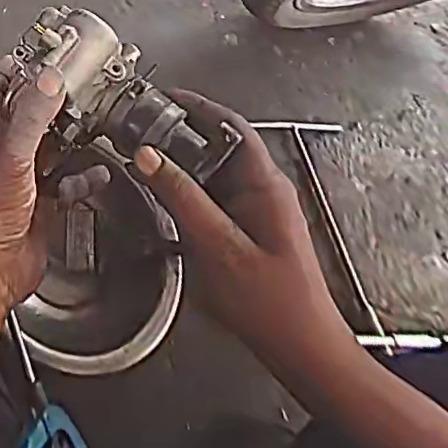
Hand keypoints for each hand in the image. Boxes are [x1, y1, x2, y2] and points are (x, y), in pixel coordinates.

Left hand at [0, 58, 111, 307]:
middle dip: (55, 105)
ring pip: (52, 150)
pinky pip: (67, 184)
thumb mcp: (15, 155)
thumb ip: (33, 116)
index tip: (38, 56)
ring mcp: (25, 179)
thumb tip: (49, 79)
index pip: (0, 91)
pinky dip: (83, 178)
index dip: (16, 71)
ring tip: (93, 128)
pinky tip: (96, 175)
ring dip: (73, 141)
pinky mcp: (42, 204)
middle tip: (79, 91)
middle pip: (33, 119)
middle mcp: (8, 154)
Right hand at [133, 92, 354, 369]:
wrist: (303, 350)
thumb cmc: (271, 304)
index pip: (231, 125)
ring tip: (146, 156)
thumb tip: (147, 156)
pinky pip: (214, 194)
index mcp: (265, 183)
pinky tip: (165, 195)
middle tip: (143, 127)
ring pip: (214, 169)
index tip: (163, 97)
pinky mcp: (248, 225)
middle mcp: (263, 188)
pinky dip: (188, 187)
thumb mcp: (218, 246)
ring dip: (182, 161)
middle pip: (220, 143)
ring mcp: (257, 207)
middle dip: (181, 131)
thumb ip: (181, 197)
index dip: (197, 105)